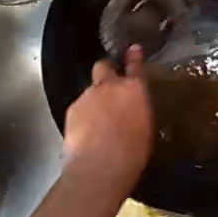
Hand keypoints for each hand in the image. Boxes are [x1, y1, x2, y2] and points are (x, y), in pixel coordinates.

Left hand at [61, 45, 153, 193]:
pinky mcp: (72, 109)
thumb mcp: (146, 127)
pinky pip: (79, 106)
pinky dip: (83, 114)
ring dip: (94, 99)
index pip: (135, 65)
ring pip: (90, 90)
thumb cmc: (133, 152)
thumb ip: (139, 109)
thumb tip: (134, 107)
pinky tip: (86, 131)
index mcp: (134, 89)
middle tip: (109, 84)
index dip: (134, 57)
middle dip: (106, 71)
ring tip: (97, 120)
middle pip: (103, 66)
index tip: (133, 49)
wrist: (100, 167)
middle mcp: (109, 86)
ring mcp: (88, 96)